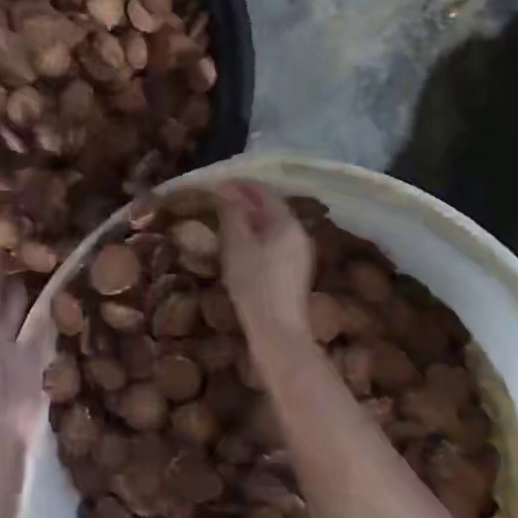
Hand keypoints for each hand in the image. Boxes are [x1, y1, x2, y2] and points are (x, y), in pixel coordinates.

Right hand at [213, 181, 315, 338]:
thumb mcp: (237, 245)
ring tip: (226, 221)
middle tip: (219, 200)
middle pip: (271, 207)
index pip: (264, 192)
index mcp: (287, 222)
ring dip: (251, 219)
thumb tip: (226, 188)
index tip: (217, 184)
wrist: (278, 333)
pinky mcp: (296, 270)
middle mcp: (299, 232)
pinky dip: (258, 235)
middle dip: (246, 200)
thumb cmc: (254, 286)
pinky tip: (242, 246)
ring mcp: (300, 253)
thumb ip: (232, 213)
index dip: (240, 184)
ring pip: (274, 225)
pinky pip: (276, 241)